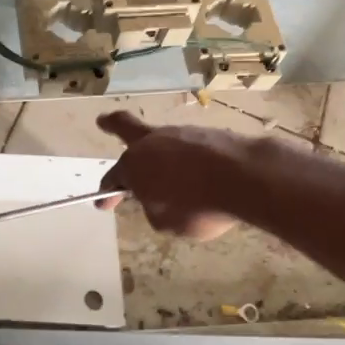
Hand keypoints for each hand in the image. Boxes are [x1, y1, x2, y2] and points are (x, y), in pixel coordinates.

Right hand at [95, 111, 255, 239]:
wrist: (243, 176)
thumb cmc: (197, 205)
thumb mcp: (168, 222)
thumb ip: (155, 208)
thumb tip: (158, 198)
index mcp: (135, 165)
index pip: (113, 179)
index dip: (106, 193)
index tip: (102, 203)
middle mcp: (151, 142)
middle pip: (125, 127)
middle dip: (111, 125)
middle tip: (103, 122)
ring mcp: (179, 133)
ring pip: (161, 140)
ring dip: (160, 153)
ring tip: (172, 176)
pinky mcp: (206, 132)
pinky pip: (190, 147)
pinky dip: (189, 159)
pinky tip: (200, 173)